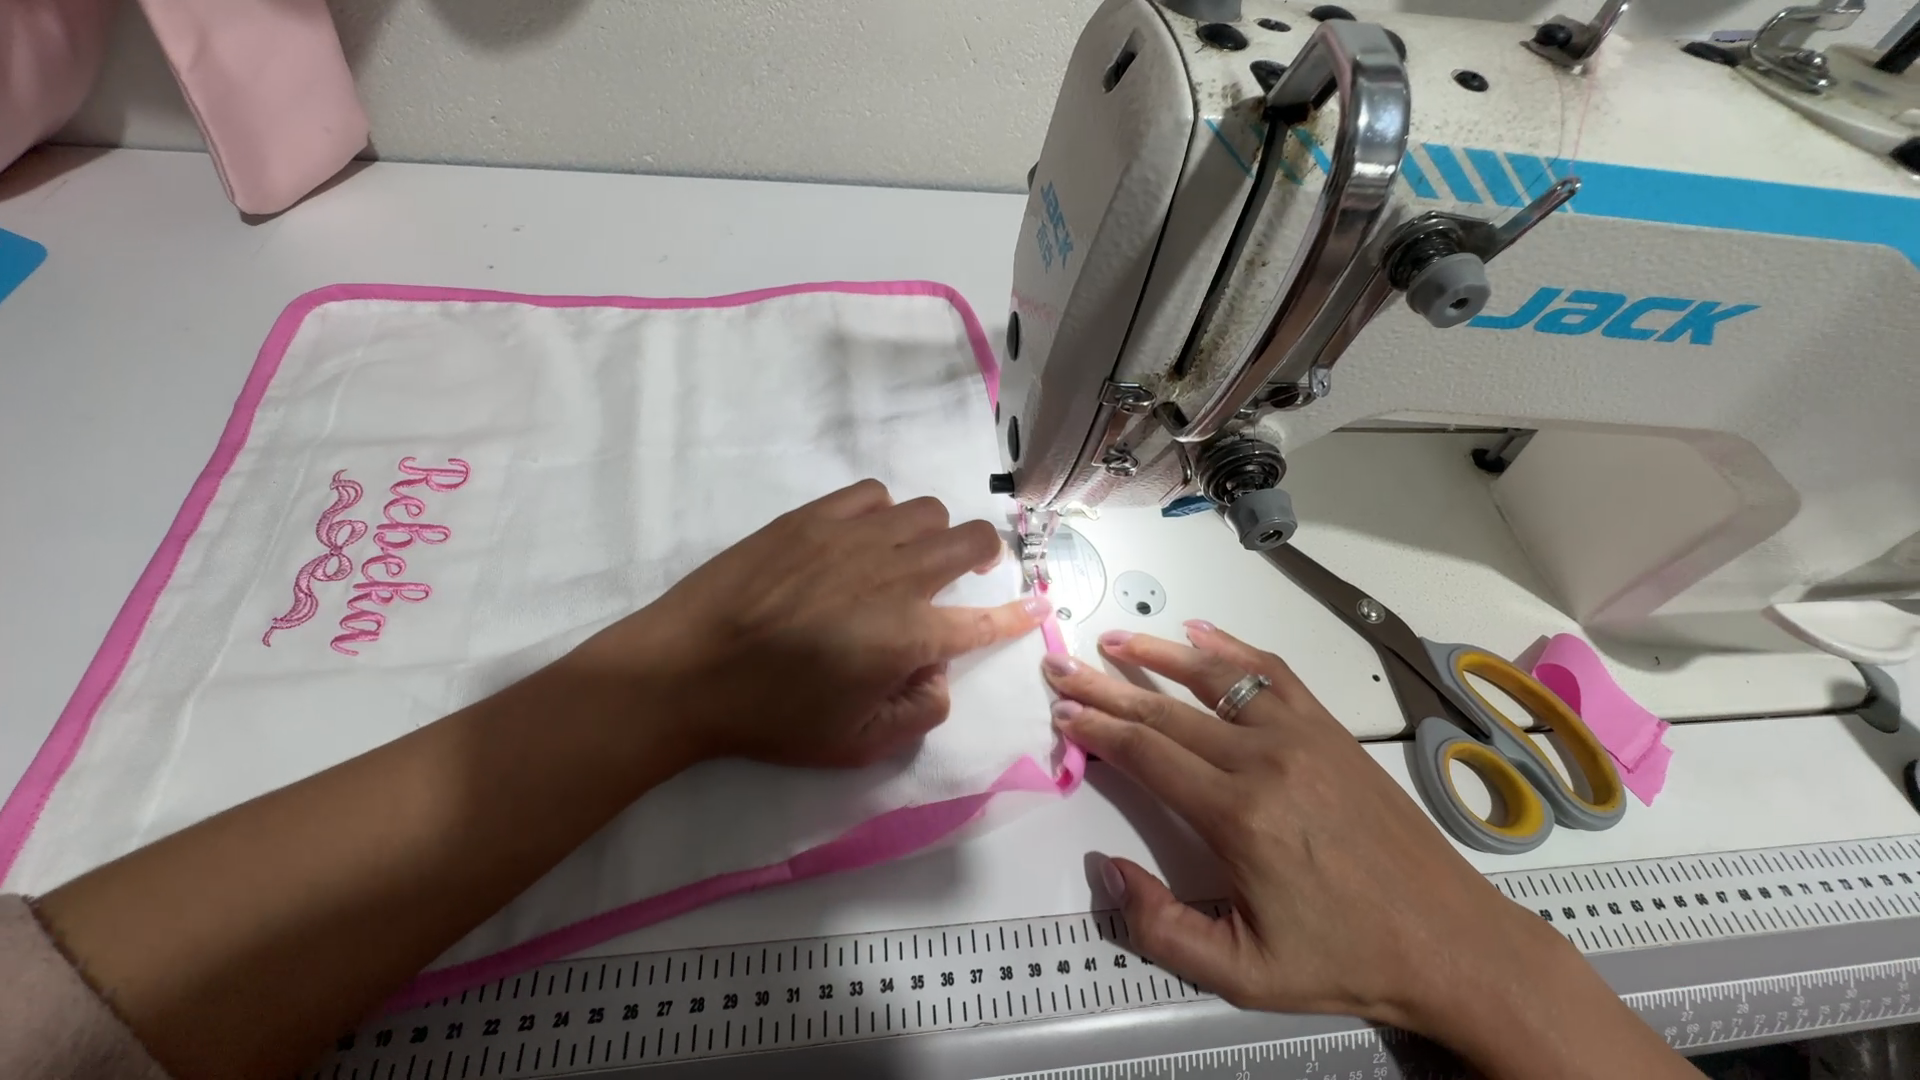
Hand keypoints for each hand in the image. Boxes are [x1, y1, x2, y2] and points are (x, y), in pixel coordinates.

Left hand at [571, 479, 1048, 768]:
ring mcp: (853, 536)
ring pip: (926, 511)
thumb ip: (920, 710)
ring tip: (908, 557)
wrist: (688, 670)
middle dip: (984, 556)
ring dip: (934, 534)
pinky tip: (864, 537)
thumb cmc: (773, 716)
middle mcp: (895, 574)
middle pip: (971, 540)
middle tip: (966, 574)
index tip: (1033, 605)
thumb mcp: (858, 745)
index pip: (985, 620)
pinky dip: (885, 513)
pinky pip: (873, 493)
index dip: (1016, 615)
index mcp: (910, 634)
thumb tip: (937, 668)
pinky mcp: (812, 516)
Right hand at [1042, 624, 1698, 1079]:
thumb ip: (1159, 926)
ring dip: (1160, 653)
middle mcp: (1264, 759)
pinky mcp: (1332, 730)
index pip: (1146, 752)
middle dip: (1106, 686)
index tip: (1061, 710)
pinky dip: (1232, 647)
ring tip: (1117, 639)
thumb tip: (1102, 868)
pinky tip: (1201, 633)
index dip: (1096, 728)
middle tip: (1063, 665)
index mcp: (1237, 814)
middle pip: (1166, 710)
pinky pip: (1273, 673)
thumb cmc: (1342, 958)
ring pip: (1216, 677)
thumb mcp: (1242, 973)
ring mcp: (1302, 735)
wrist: (1452, 941)